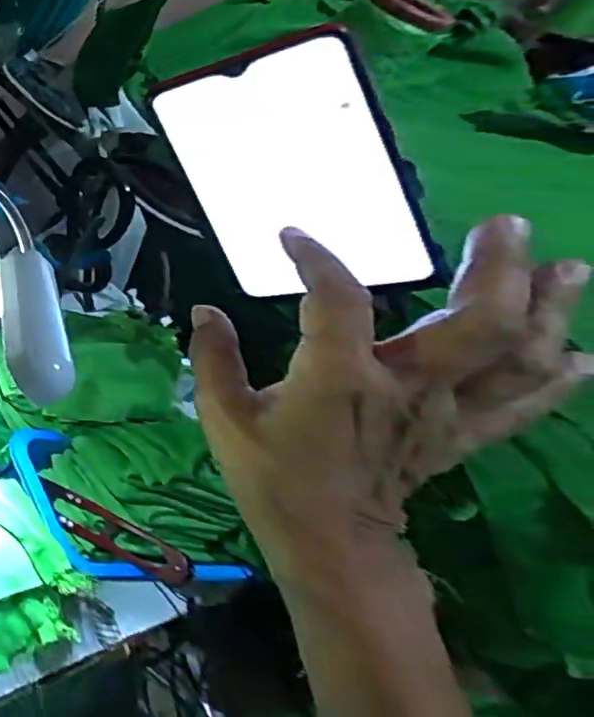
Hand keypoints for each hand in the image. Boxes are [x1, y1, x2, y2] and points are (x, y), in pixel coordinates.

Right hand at [188, 217, 587, 577]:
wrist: (328, 538)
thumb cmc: (267, 471)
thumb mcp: (221, 411)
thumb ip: (213, 355)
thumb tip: (207, 309)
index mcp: (339, 379)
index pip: (338, 302)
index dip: (318, 261)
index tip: (293, 236)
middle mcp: (406, 388)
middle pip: (477, 325)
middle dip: (500, 271)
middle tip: (509, 226)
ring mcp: (443, 412)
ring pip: (516, 357)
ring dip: (548, 310)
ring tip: (567, 267)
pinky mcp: (459, 434)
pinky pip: (523, 402)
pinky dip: (557, 375)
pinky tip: (578, 348)